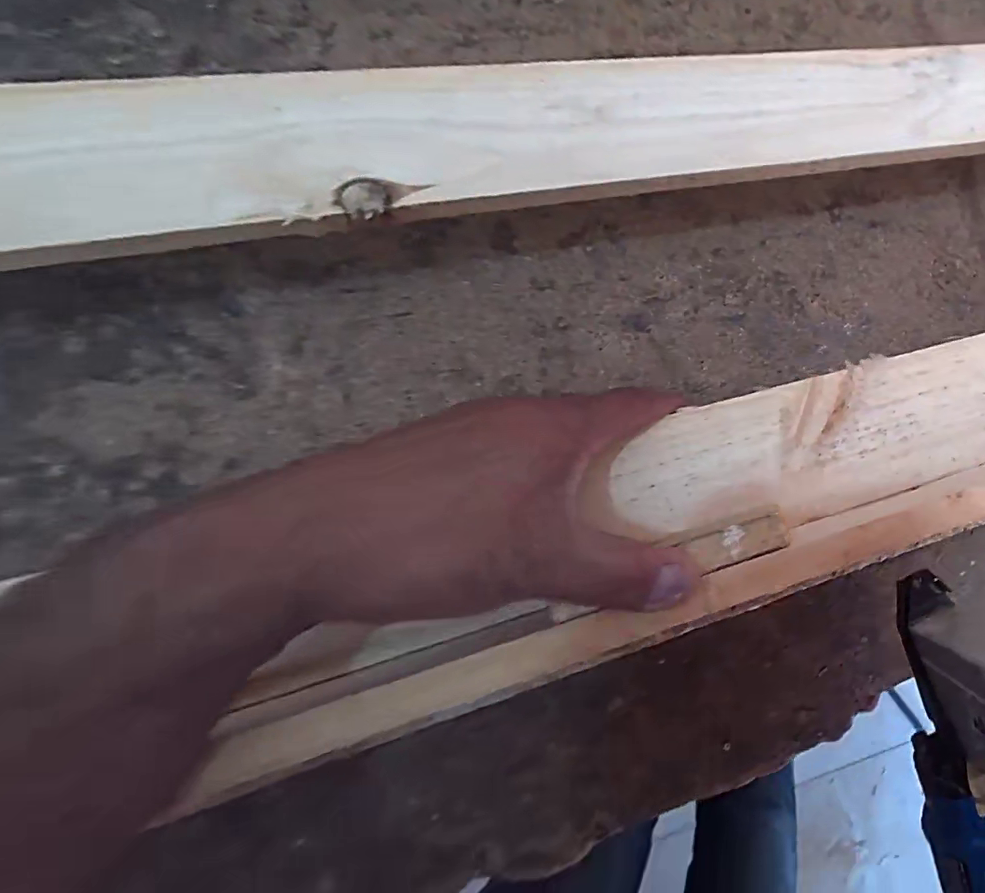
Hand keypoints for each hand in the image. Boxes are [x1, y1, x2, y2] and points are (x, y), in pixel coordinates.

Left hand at [206, 390, 700, 623]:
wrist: (287, 541)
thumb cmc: (437, 538)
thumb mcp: (538, 563)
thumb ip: (619, 573)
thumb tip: (691, 581)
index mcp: (556, 426)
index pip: (633, 403)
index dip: (670, 411)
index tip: (697, 428)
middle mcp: (518, 414)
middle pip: (592, 418)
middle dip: (627, 444)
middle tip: (651, 484)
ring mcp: (469, 428)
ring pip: (544, 437)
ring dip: (577, 461)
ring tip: (587, 504)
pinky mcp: (430, 451)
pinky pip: (505, 452)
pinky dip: (533, 474)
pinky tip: (510, 517)